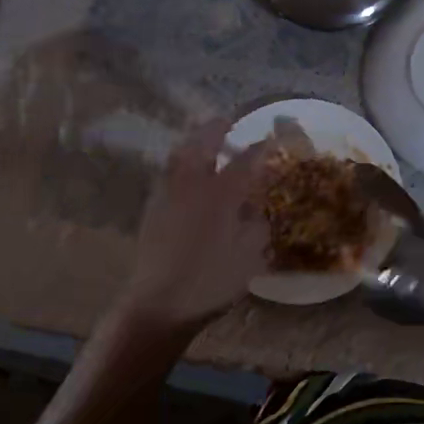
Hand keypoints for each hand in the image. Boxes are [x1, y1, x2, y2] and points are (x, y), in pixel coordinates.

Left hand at [118, 119, 268, 330]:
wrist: (158, 304)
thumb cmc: (211, 281)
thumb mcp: (250, 256)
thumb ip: (257, 226)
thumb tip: (256, 209)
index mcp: (221, 194)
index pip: (245, 161)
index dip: (261, 148)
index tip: (271, 139)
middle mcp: (192, 185)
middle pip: (203, 144)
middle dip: (217, 128)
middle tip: (228, 120)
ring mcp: (167, 194)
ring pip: (179, 155)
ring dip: (194, 141)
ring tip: (205, 139)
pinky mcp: (152, 209)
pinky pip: (168, 172)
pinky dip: (180, 162)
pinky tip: (187, 173)